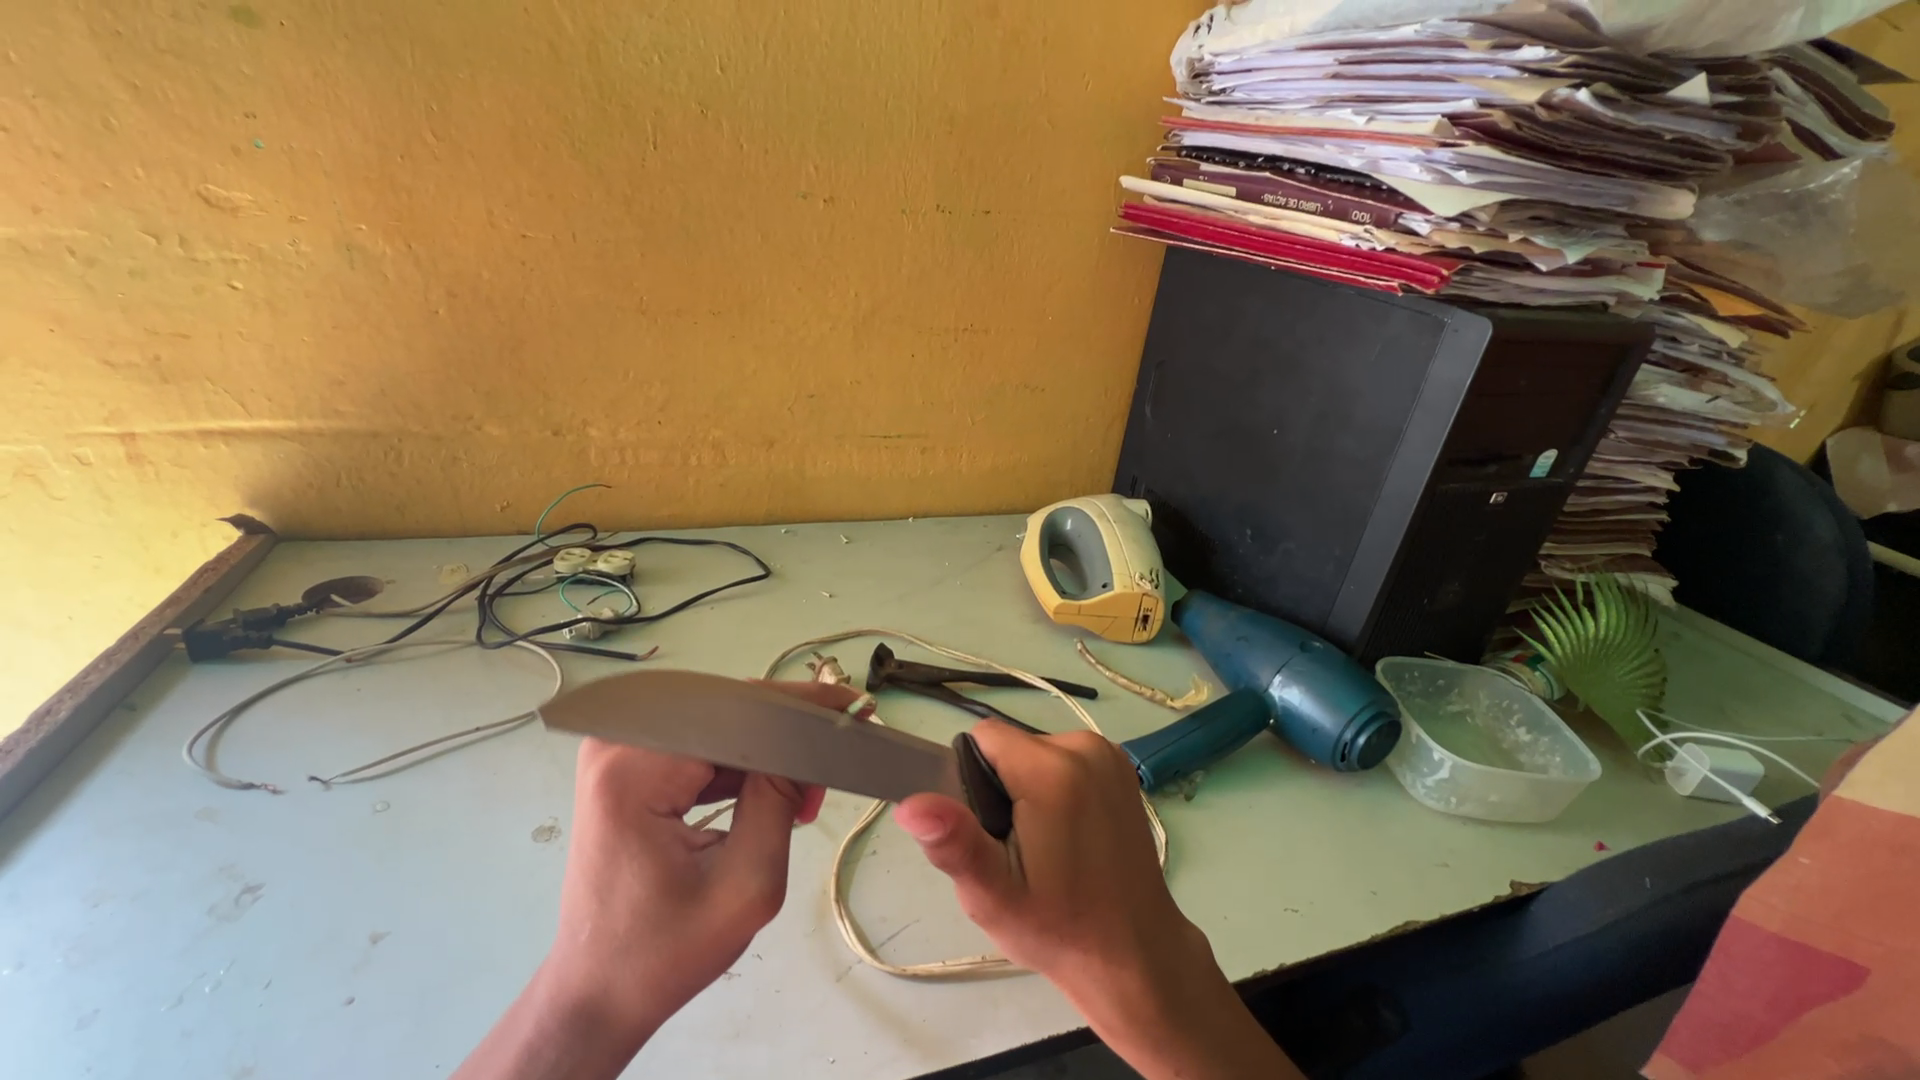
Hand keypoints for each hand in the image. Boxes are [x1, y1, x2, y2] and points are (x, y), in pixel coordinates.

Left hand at [456, 680, 864, 1079]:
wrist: (598, 992)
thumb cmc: (666, 952)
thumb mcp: (746, 883)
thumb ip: (778, 802)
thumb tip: (808, 744)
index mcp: (633, 769)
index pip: (735, 712)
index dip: (800, 708)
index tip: (854, 714)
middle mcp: (616, 743)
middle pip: (725, 711)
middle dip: (786, 735)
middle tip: (829, 773)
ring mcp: (616, 753)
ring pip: (717, 725)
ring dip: (766, 753)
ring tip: (805, 795)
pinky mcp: (626, 768)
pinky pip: (698, 745)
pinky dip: (739, 766)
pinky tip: (771, 794)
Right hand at [894, 721, 1301, 1079]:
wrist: (1133, 953)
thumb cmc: (1058, 928)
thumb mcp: (994, 896)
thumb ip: (954, 843)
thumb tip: (910, 805)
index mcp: (1052, 770)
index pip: (983, 738)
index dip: (972, 779)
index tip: (987, 828)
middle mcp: (1085, 747)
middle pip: (1010, 746)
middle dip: (1000, 786)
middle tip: (1015, 848)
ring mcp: (1109, 755)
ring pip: (1035, 751)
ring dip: (1027, 787)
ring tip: (1044, 845)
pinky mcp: (1121, 766)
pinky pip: (1064, 759)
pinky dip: (1056, 786)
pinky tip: (1069, 834)